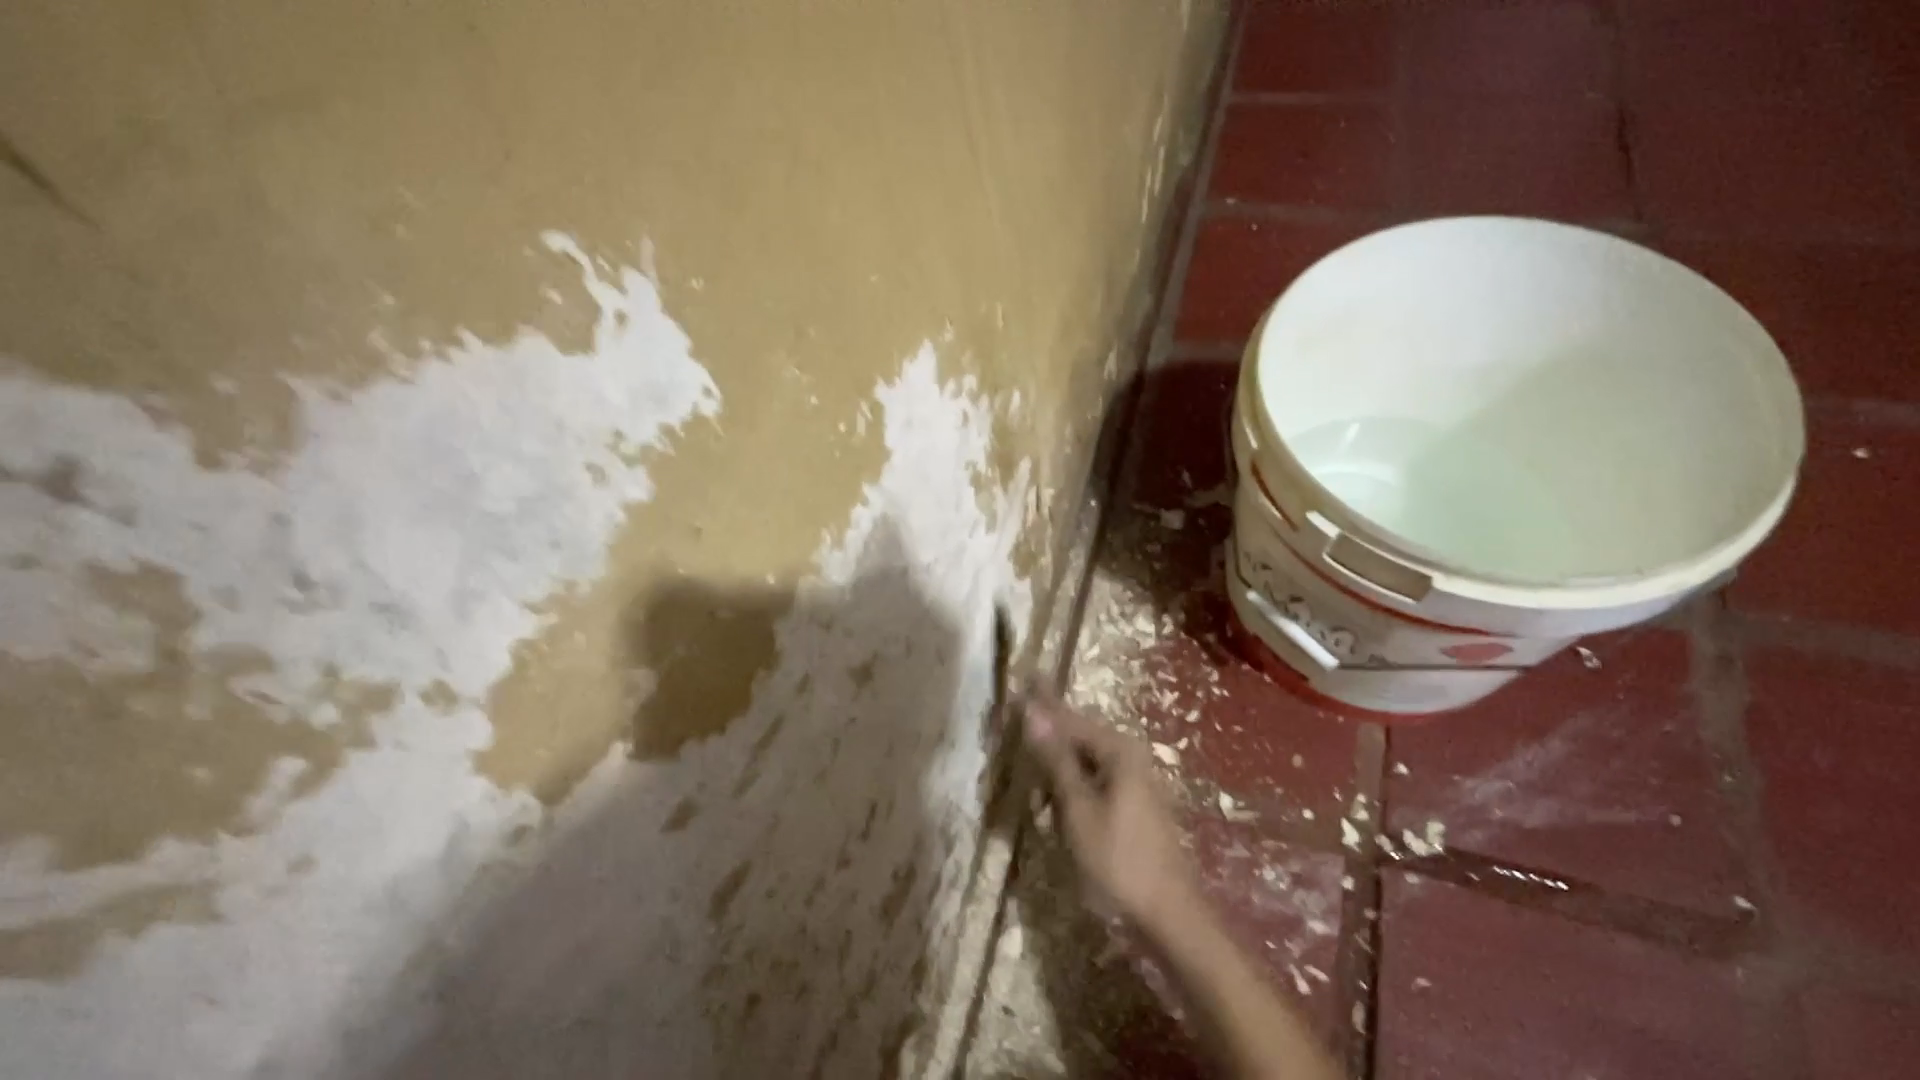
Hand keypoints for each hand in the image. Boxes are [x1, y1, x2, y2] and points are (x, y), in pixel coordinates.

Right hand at [1020, 692, 1196, 922]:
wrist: (1169, 914)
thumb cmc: (1118, 860)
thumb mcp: (1078, 808)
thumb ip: (1056, 759)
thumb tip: (1032, 712)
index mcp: (1118, 751)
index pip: (1070, 717)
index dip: (1042, 703)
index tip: (1021, 679)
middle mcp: (1129, 758)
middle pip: (1079, 735)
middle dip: (1050, 728)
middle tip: (1017, 716)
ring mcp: (1134, 783)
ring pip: (1086, 760)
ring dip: (1057, 761)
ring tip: (1028, 756)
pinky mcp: (1132, 807)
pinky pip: (1094, 781)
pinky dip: (1070, 785)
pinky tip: (1052, 797)